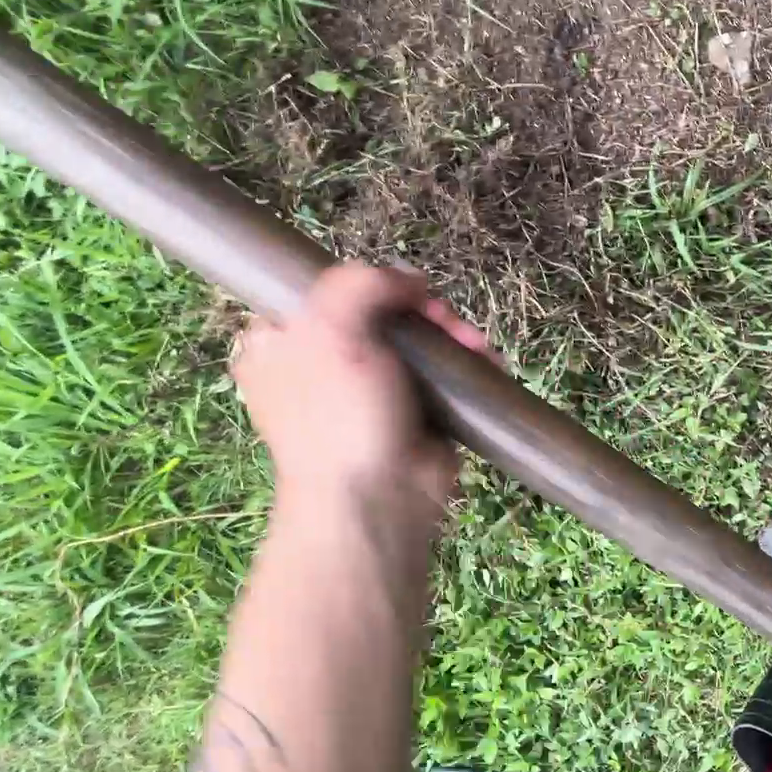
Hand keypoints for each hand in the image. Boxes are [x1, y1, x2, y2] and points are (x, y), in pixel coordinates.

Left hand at [231, 264, 492, 514]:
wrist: (378, 494)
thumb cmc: (340, 414)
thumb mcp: (329, 331)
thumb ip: (360, 285)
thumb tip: (409, 277)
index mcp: (282, 343)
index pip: (328, 292)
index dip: (374, 286)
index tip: (408, 295)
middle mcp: (326, 364)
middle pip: (385, 316)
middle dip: (427, 314)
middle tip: (449, 324)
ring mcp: (375, 391)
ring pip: (422, 345)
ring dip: (456, 338)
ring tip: (479, 348)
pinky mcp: (419, 414)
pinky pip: (447, 377)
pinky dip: (470, 367)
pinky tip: (489, 364)